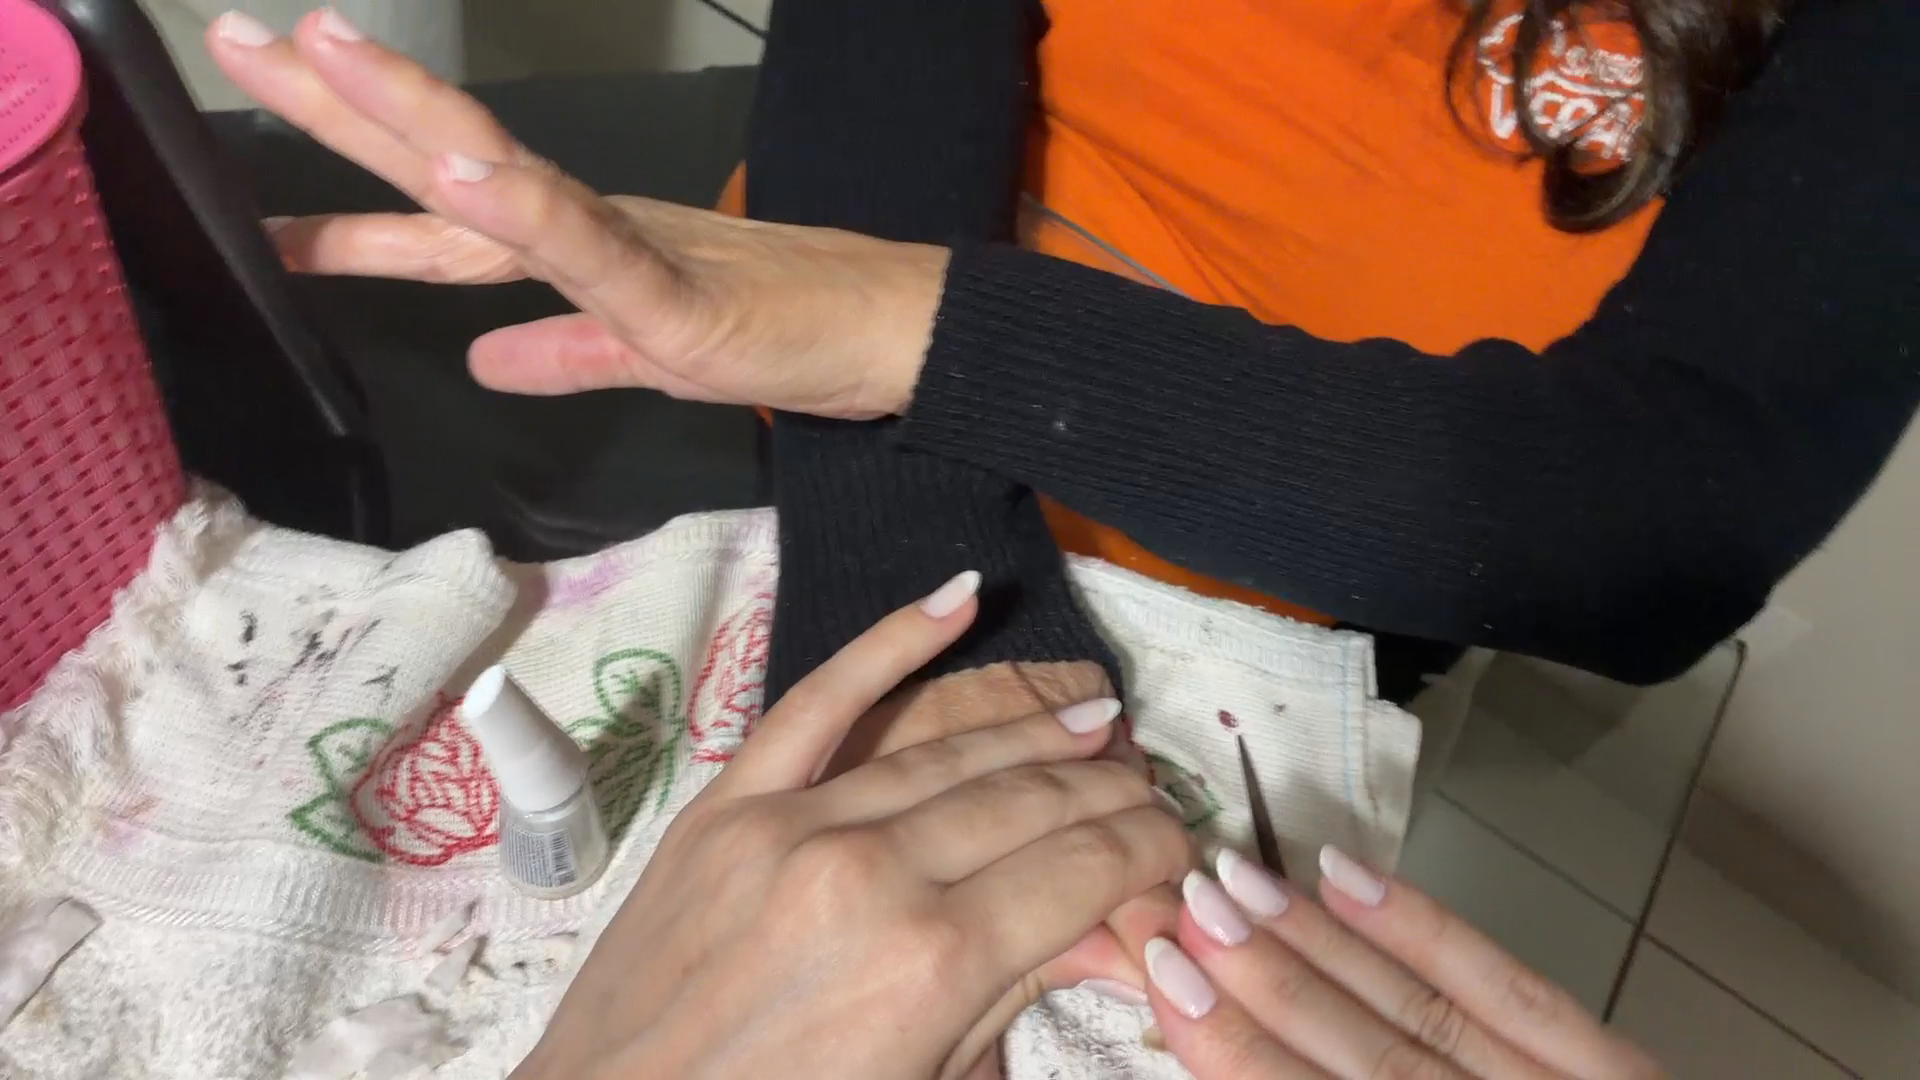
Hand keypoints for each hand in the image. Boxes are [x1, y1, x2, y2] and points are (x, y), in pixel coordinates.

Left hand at [207, 9, 943, 417]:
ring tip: (323, 54)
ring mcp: (649, 261)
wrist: (890, 334)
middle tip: (246, 43)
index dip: (369, 220)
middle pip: (472, 183)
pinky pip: (606, 256)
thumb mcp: (659, 359)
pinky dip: (536, 216)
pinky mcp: (690, 301)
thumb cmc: (795, 342)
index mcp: (602, 259)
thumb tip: (485, 359)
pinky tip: (468, 178)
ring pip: (529, 191)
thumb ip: (575, 355)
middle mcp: (611, 239)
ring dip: (426, 127)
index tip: (272, 211)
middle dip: (354, 123)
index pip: (472, 235)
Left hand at [516, 572, 1192, 1079]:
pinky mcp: (731, 800)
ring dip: (1035, 731)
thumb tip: (1111, 923)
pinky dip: (894, 641)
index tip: (1174, 835)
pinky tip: (960, 596)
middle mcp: (872, 875)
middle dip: (1104, 791)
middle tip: (1144, 778)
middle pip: (1024, 803)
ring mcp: (794, 823)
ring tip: (1093, 717)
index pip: (1079, 873)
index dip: (1144, 847)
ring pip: (948, 753)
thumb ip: (1013, 993)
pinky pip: (821, 700)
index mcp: (930, 967)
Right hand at [1144, 847, 1665, 1078]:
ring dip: (1319, 939)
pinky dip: (1422, 926)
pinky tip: (1343, 873)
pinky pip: (1514, 990)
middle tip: (1190, 905)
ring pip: (1422, 1012)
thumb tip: (1219, 1060)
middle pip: (1372, 1060)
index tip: (1169, 976)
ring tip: (1235, 874)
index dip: (1238, 1052)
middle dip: (1268, 979)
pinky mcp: (1618, 1074)